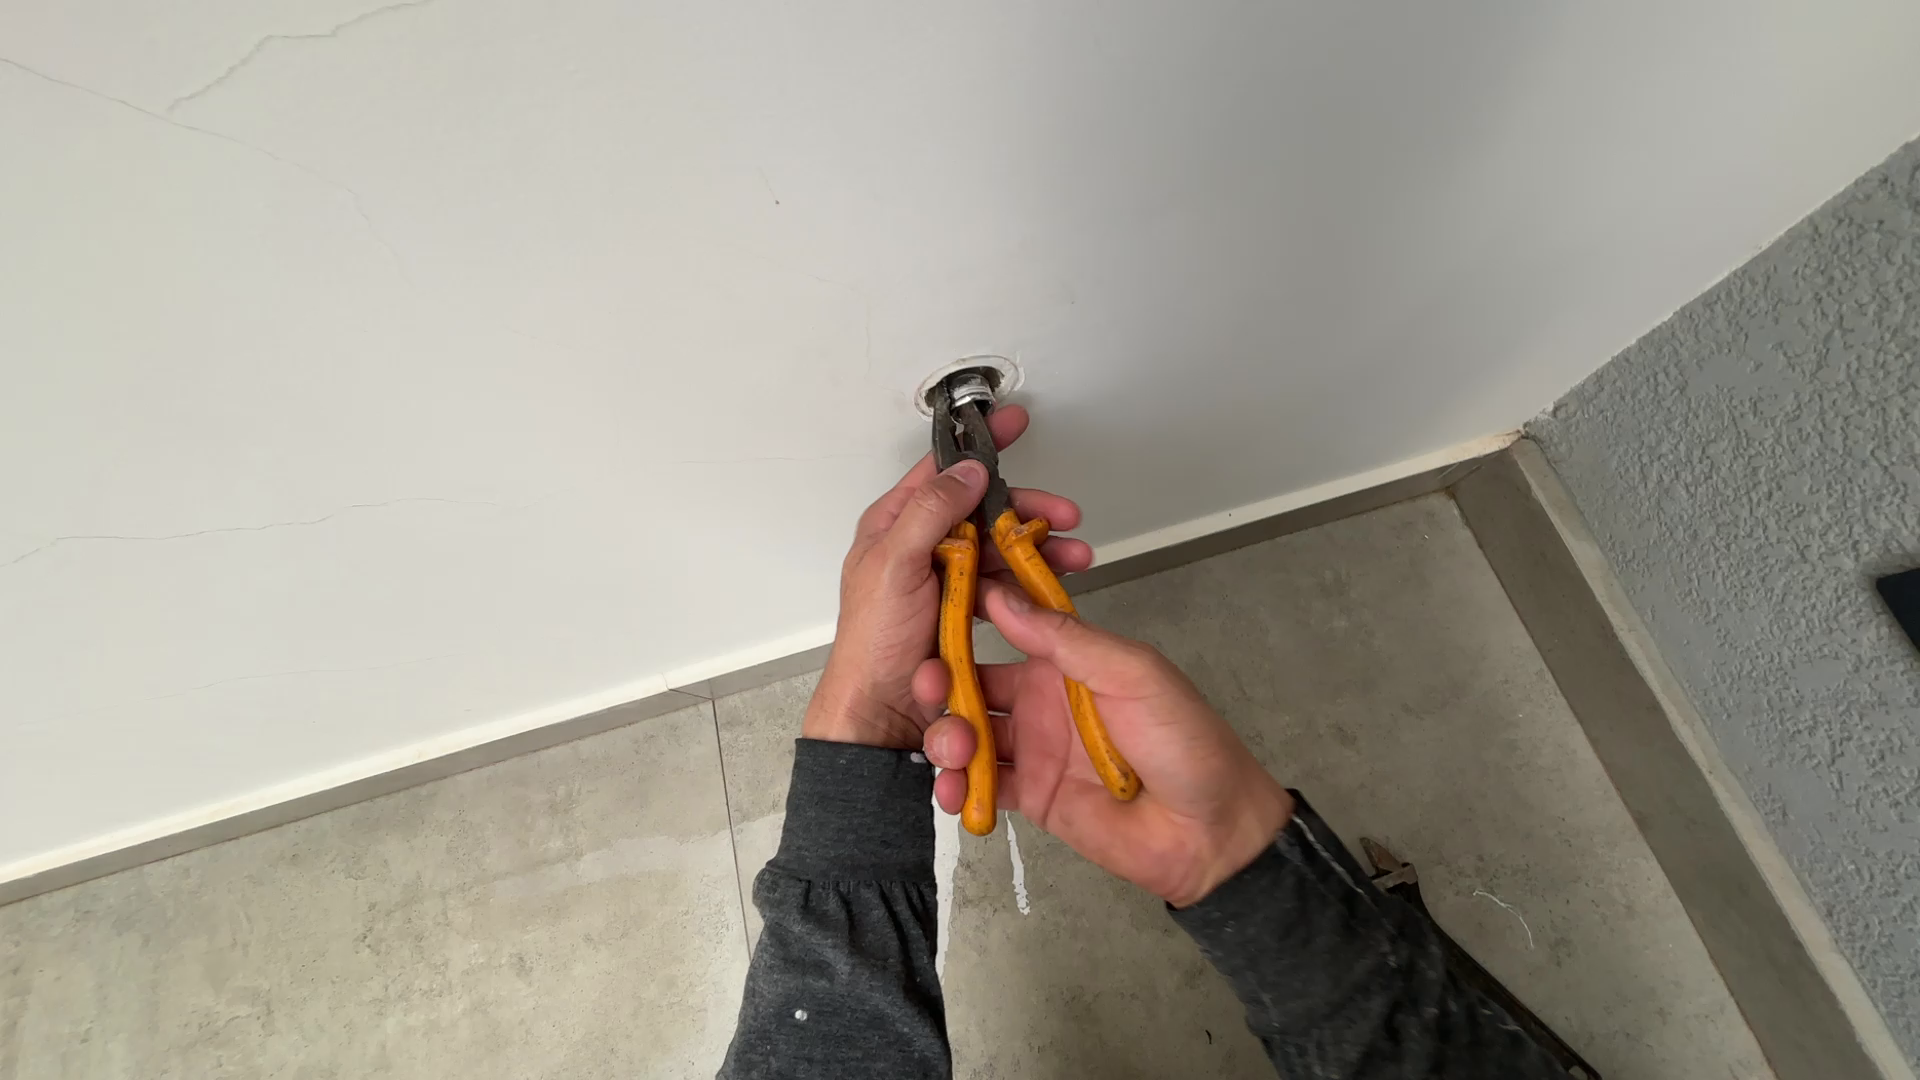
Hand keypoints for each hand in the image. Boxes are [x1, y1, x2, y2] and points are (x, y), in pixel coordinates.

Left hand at [802, 405, 1091, 749]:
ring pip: (998, 545)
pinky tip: (1050, 582)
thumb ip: (930, 512)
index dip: (980, 445)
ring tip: (1073, 554)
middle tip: (1065, 513)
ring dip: (1037, 546)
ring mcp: (944, 574)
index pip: (942, 469)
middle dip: (1028, 508)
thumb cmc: (874, 640)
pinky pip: (1001, 579)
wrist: (881, 708)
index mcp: (896, 523)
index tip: (1013, 422)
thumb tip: (967, 470)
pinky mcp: (962, 604)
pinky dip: (1027, 577)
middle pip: (982, 509)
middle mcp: (920, 542)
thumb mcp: (896, 565)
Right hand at [914, 584, 1293, 907]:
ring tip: (955, 753)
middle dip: (941, 683)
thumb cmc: (1181, 738)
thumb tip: (1002, 594)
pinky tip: (954, 792)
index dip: (966, 617)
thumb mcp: (1130, 673)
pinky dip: (959, 788)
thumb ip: (1065, 638)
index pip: (1005, 628)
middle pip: (971, 683)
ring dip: (947, 736)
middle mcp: (1039, 699)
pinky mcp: (1029, 796)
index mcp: (1064, 660)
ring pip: (968, 732)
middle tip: (927, 690)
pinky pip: (981, 786)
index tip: (929, 611)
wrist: (1211, 833)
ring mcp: (1031, 749)